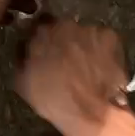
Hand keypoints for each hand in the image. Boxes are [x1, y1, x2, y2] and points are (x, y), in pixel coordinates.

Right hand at [15, 18, 129, 135]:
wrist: (90, 111)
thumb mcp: (23, 82)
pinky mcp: (111, 37)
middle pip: (64, 27)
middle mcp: (66, 24)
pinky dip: (103, 49)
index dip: (43, 38)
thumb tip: (25, 47)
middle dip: (64, 40)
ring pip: (85, 33)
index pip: (40, 25)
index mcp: (41, 33)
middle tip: (67, 59)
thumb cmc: (52, 99)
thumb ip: (23, 58)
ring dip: (84, 44)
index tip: (45, 49)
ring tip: (87, 66)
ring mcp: (91, 29)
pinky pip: (104, 40)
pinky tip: (102, 66)